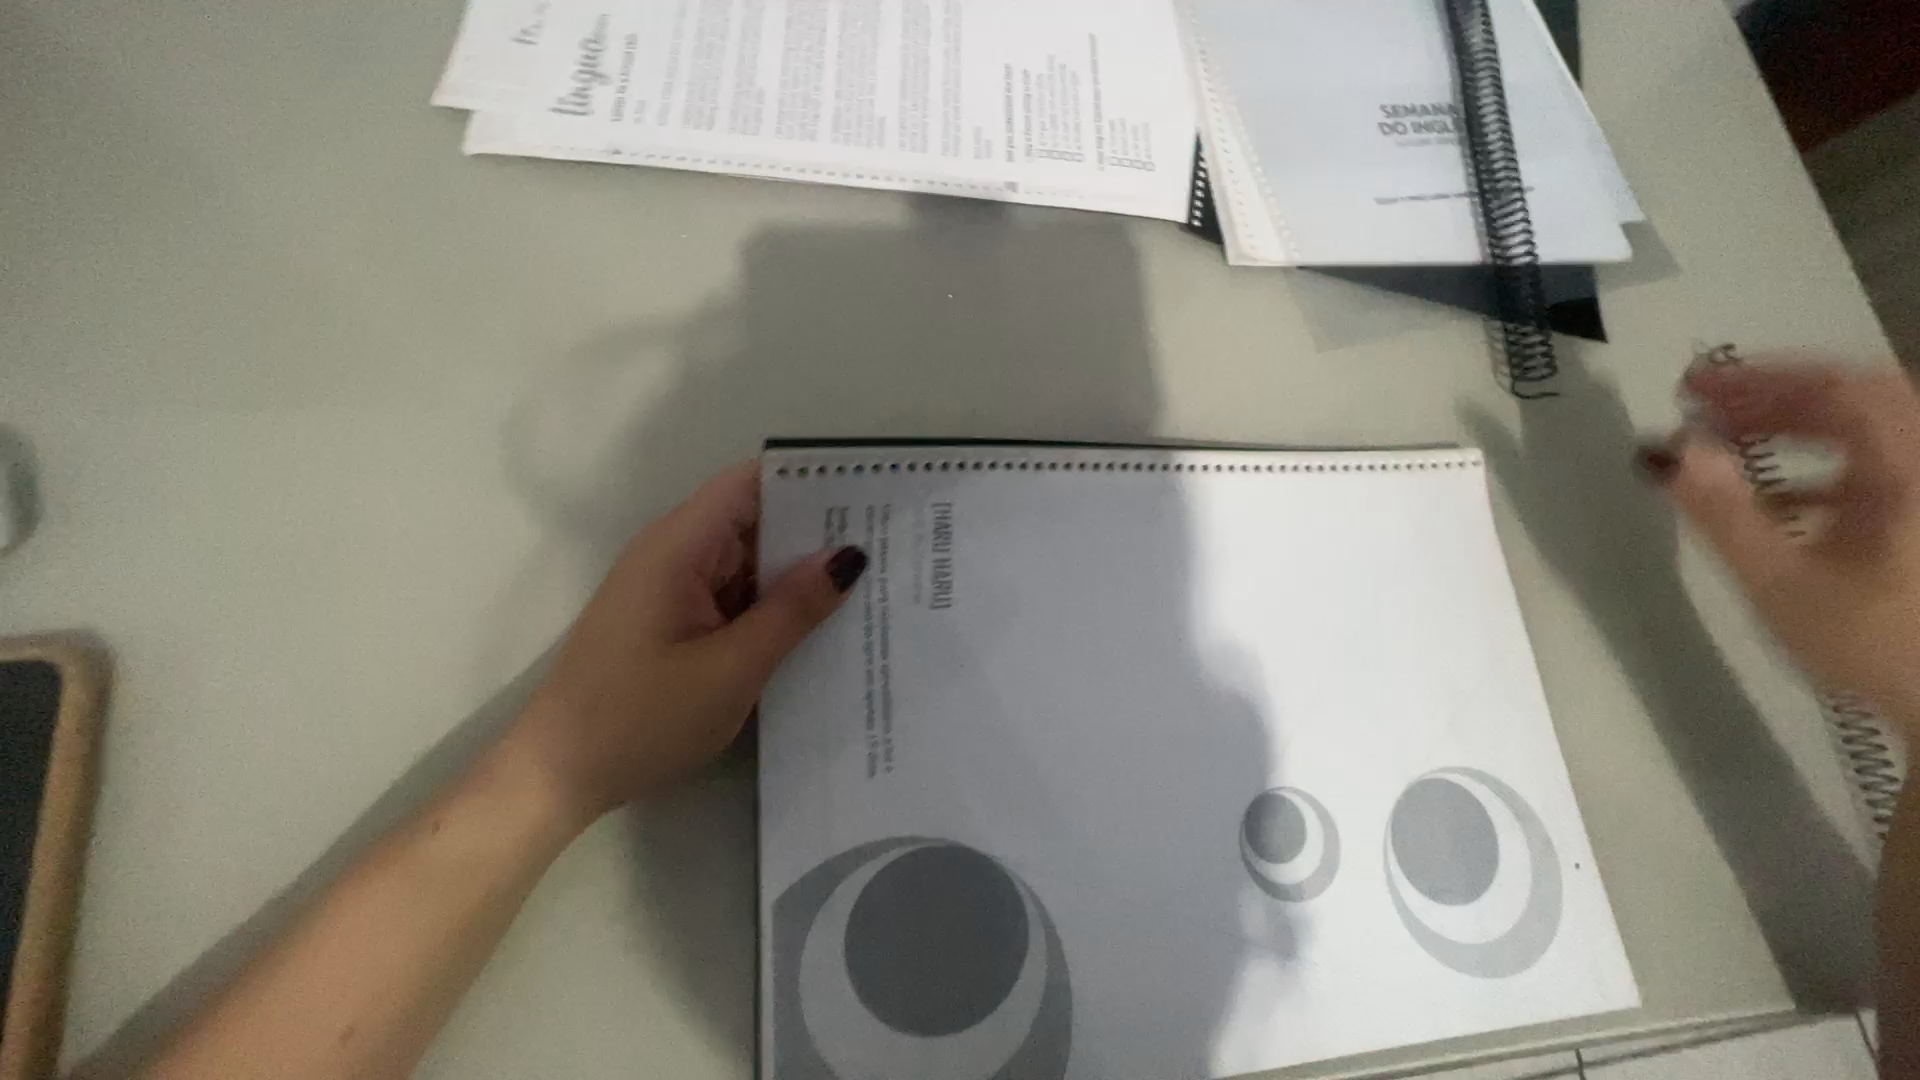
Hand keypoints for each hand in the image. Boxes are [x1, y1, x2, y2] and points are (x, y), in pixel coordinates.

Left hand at [504, 463, 866, 825]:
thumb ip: (792, 610)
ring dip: (797, 573)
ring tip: (871, 583)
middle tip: (890, 547)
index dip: (807, 482)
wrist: (557, 778)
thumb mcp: (731, 669)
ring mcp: (673, 589)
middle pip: (754, 520)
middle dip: (816, 531)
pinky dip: (772, 605)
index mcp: (679, 548)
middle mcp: (675, 555)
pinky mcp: (675, 621)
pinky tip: (820, 623)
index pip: (750, 485)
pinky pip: (734, 596)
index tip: (869, 495)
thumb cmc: (639, 720)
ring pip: (748, 563)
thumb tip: (849, 557)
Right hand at [1641, 359, 1919, 730]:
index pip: (1843, 388)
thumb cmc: (1873, 642)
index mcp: (1908, 471)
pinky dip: (1828, 465)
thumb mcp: (1780, 580)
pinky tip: (1781, 496)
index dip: (1765, 376)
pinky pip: (1887, 467)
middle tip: (1700, 409)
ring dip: (1796, 429)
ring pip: (1875, 432)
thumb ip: (1722, 511)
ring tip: (1728, 444)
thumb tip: (1668, 450)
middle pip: (1862, 402)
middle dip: (1774, 398)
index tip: (1692, 388)